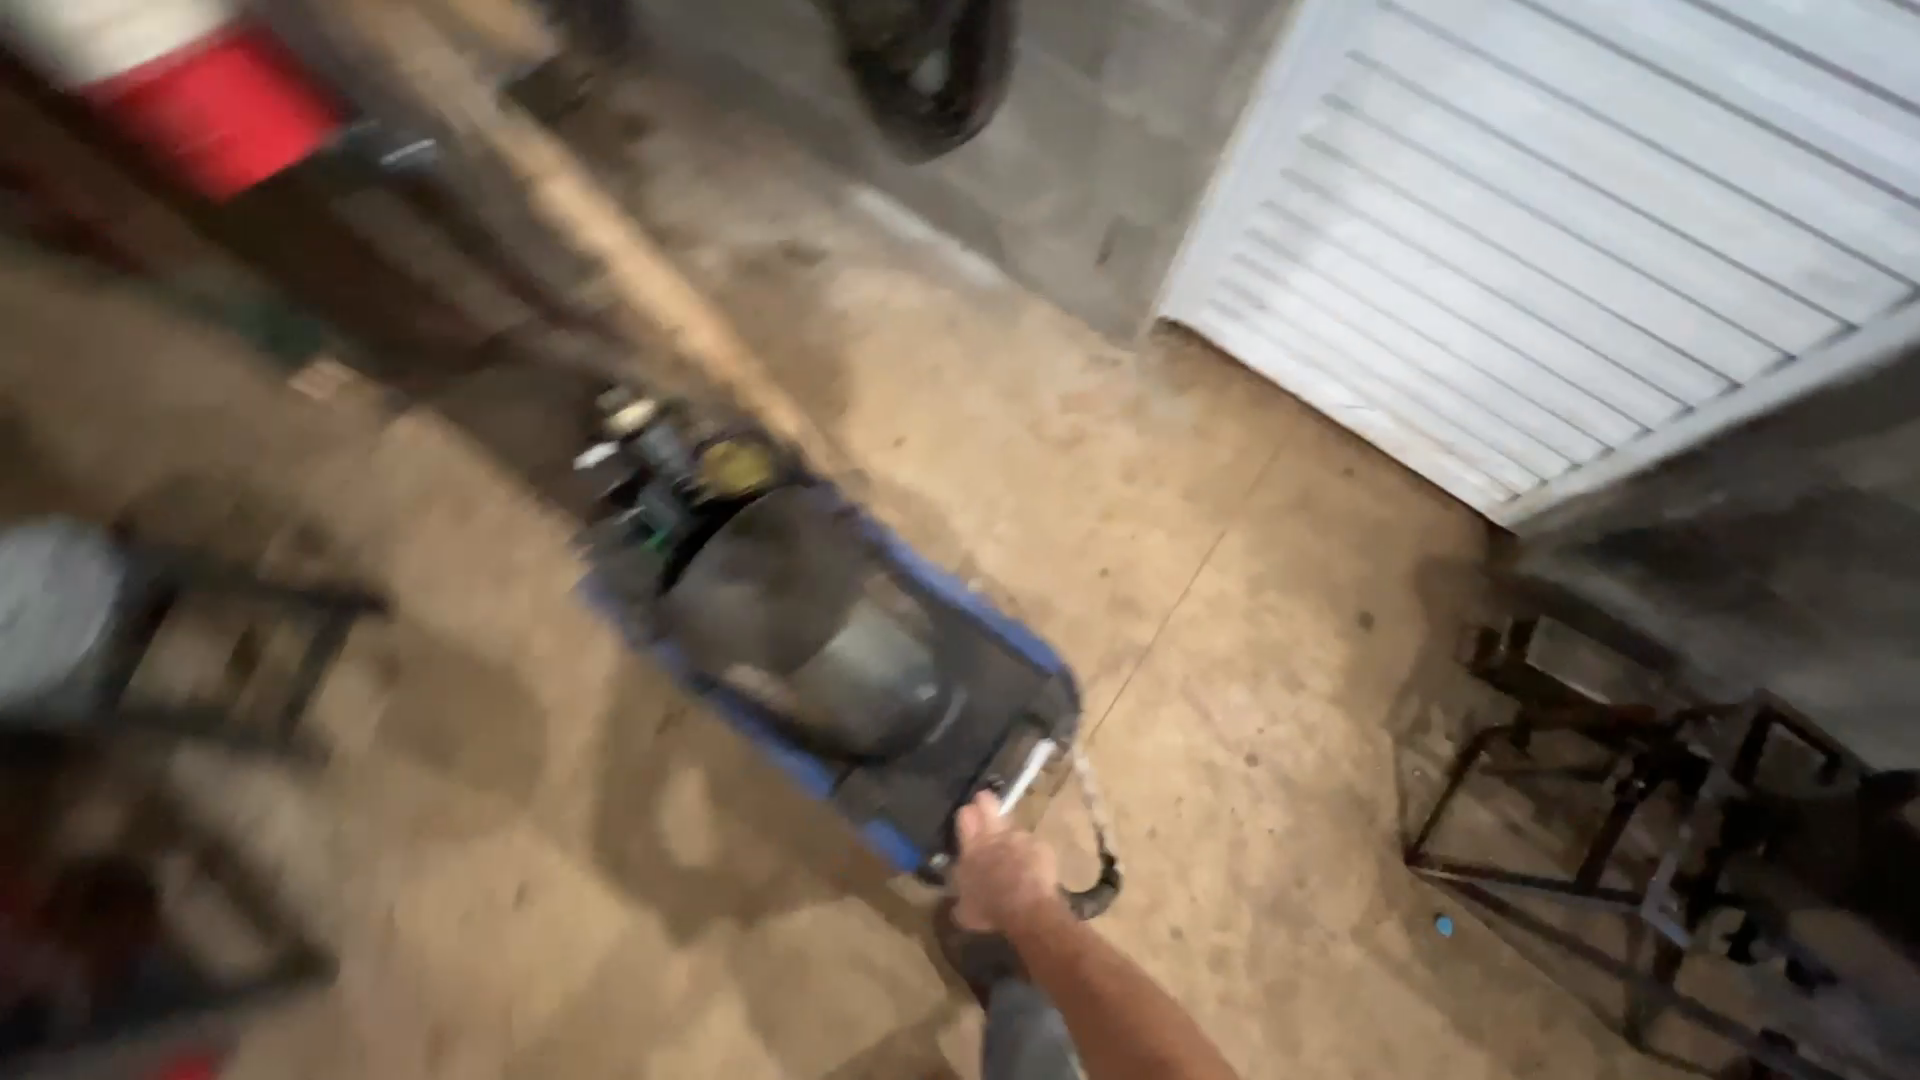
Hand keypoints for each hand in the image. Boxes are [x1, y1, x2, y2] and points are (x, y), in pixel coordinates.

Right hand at [951, 791, 1062, 933]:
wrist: (1027, 910)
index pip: (965, 814)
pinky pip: (1034, 845)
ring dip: (1012, 839)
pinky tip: (1033, 872)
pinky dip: (1033, 855)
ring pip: (1013, 827)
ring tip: (1016, 858)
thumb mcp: (964, 908)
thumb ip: (961, 894)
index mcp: (972, 847)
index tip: (969, 818)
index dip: (968, 814)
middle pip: (988, 802)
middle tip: (987, 813)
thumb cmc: (990, 909)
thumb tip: (959, 897)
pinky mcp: (1041, 844)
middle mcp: (995, 833)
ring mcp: (1020, 836)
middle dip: (986, 803)